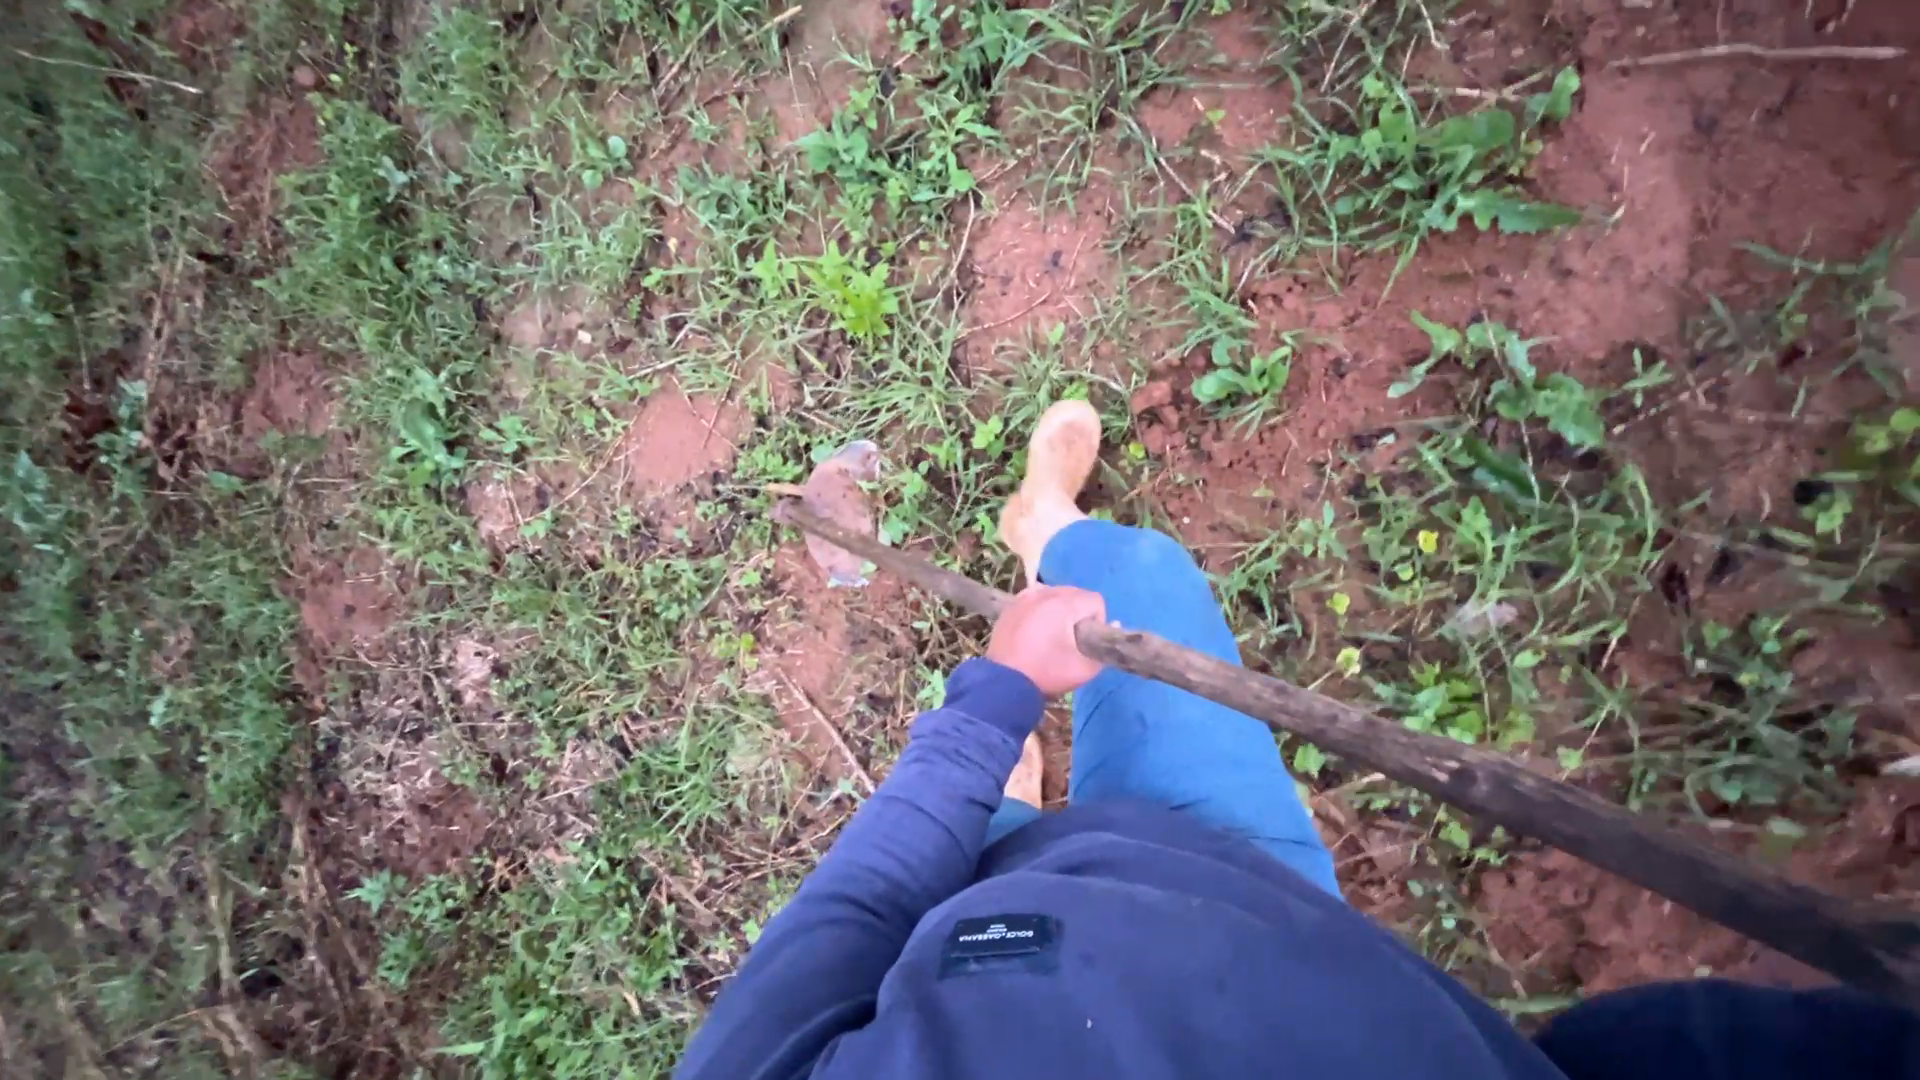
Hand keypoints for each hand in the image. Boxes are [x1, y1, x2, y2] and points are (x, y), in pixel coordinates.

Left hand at [986, 585, 1106, 697]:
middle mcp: (1045, 593)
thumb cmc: (1047, 673)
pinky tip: (1035, 630)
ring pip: (1054, 594)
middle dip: (1079, 613)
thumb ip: (1105, 649)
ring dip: (1059, 609)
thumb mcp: (1085, 669)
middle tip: (1071, 639)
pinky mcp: (1010, 607)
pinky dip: (1040, 610)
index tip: (1086, 641)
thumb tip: (1110, 628)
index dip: (1097, 621)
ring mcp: (1024, 598)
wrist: (1004, 682)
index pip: (1095, 600)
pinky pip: (1034, 600)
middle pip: (1075, 593)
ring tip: (1052, 635)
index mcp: (1065, 604)